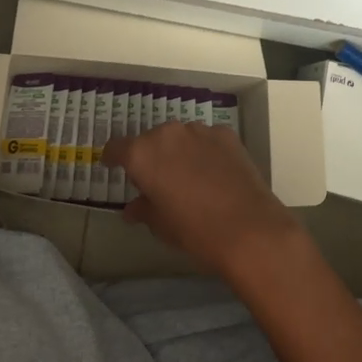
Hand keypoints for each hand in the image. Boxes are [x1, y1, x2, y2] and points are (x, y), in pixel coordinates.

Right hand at [103, 121, 304, 278]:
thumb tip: (132, 208)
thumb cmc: (195, 231)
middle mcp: (167, 134)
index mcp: (142, 154)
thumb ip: (143, 210)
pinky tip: (214, 175)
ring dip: (178, 153)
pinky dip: (204, 152)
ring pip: (180, 138)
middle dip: (150, 158)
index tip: (112, 166)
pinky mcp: (226, 134)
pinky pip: (206, 140)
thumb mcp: (161, 226)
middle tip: (157, 183)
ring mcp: (199, 130)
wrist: (250, 230)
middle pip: (150, 141)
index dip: (112, 158)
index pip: (116, 147)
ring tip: (189, 179)